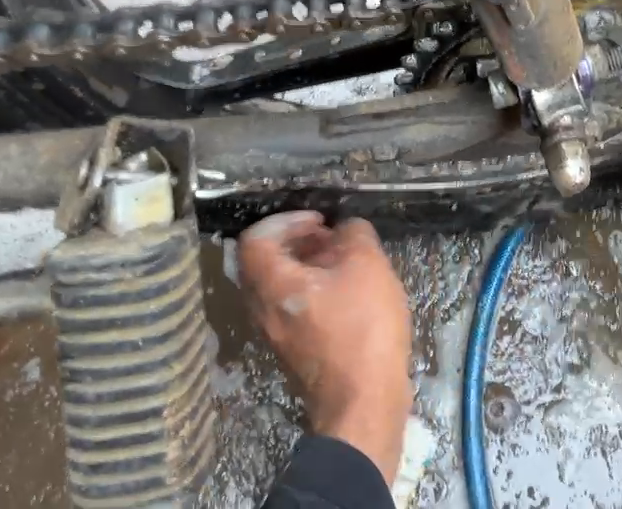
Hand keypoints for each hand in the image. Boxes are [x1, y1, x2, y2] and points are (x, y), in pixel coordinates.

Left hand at [237, 212, 412, 483]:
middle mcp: (262, 310)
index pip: (254, 239)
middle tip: (333, 237)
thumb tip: (347, 229)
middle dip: (298, 241)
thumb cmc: (362, 326)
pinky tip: (349, 292)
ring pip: (279, 287)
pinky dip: (314, 290)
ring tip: (346, 262)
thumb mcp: (367, 265)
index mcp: (270, 286)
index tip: (320, 221)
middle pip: (263, 263)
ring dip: (308, 266)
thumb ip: (354, 234)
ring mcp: (276, 334)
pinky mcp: (294, 351)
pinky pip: (292, 307)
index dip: (286, 220)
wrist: (364, 401)